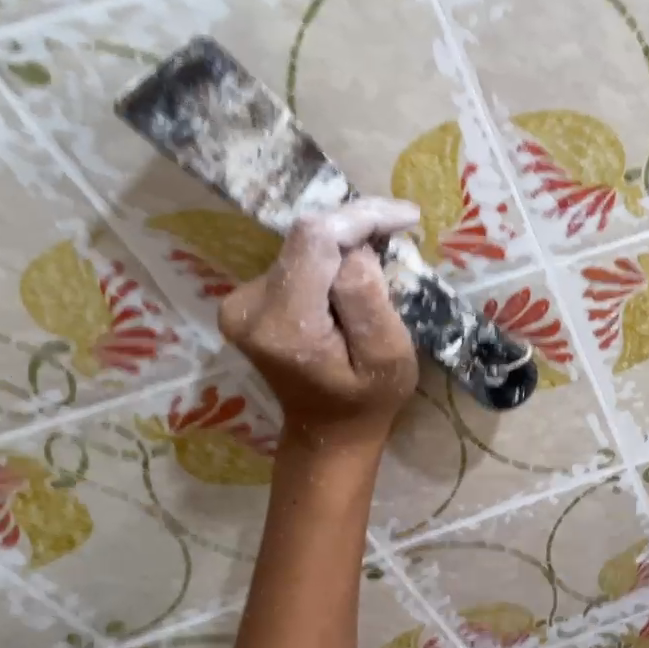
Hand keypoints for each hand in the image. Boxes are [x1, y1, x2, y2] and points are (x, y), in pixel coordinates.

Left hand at [218, 199, 422, 450]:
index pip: (314, 240)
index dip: (361, 217)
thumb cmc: (369, 399)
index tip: (407, 217)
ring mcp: (241, 301)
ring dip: (347, 243)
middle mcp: (249, 305)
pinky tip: (357, 270)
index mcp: (284, 323)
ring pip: (303, 245)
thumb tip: (358, 252)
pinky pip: (298, 258)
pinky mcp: (249, 298)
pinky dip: (332, 256)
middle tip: (403, 228)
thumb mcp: (389, 358)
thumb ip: (369, 302)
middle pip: (307, 238)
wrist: (328, 430)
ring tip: (385, 253)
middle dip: (358, 228)